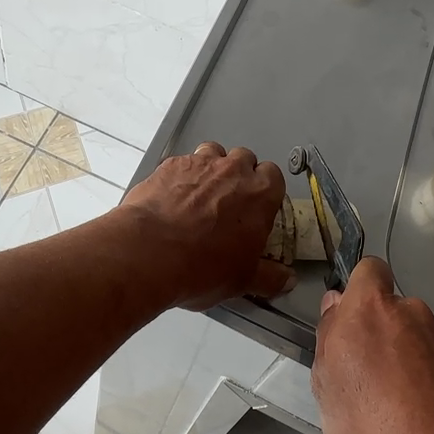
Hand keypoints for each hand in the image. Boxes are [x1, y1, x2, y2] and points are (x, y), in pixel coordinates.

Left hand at [117, 143, 292, 309]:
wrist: (150, 252)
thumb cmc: (199, 263)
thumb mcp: (244, 280)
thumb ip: (270, 276)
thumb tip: (283, 279)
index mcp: (259, 193)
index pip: (274, 177)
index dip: (266, 191)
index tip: (259, 208)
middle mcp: (231, 171)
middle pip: (244, 159)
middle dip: (240, 176)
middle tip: (231, 204)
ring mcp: (199, 164)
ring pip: (213, 153)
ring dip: (211, 169)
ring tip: (202, 197)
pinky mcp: (170, 165)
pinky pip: (182, 163)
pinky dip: (181, 176)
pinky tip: (174, 198)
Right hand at [312, 258, 433, 433]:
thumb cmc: (370, 426)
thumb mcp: (325, 386)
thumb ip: (328, 338)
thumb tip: (336, 309)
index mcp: (370, 308)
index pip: (368, 269)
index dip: (359, 289)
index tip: (351, 320)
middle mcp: (412, 313)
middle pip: (393, 310)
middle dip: (382, 332)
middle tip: (369, 376)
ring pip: (418, 339)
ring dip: (409, 359)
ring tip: (400, 407)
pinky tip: (427, 419)